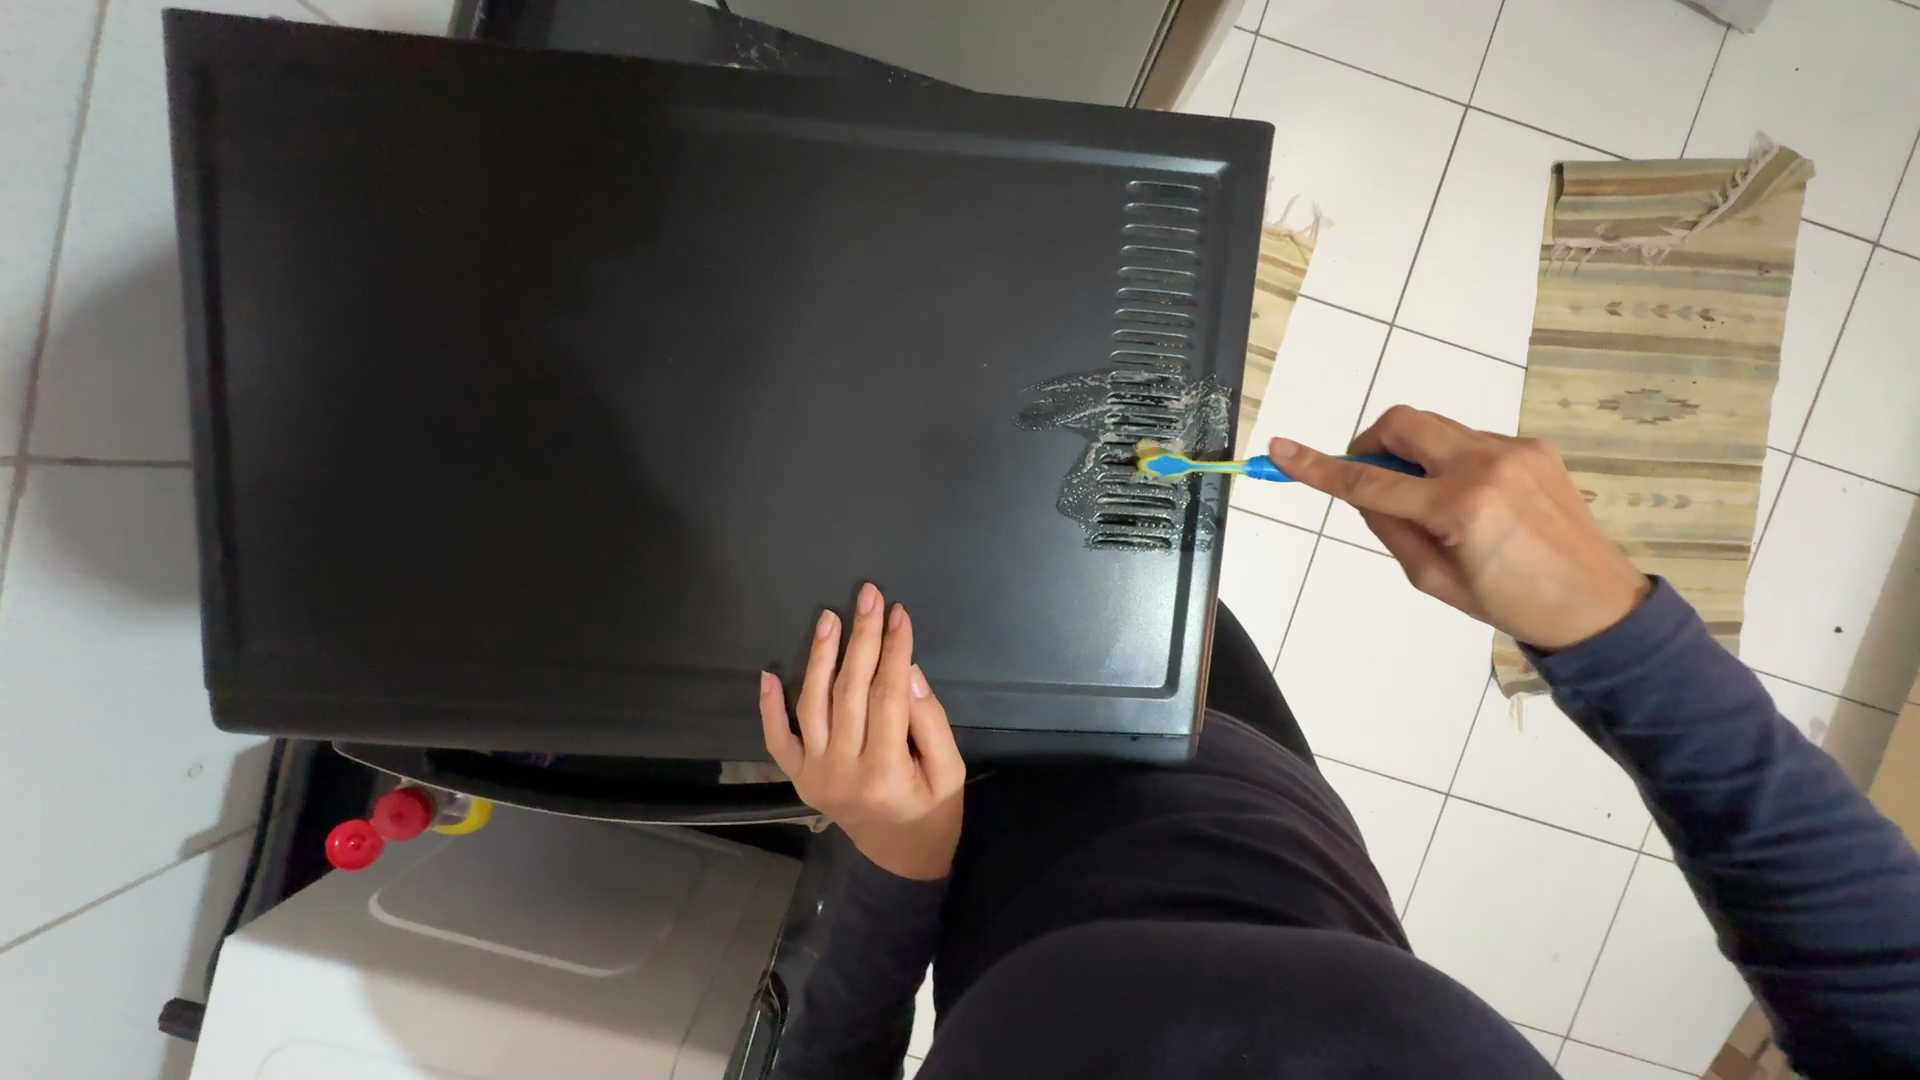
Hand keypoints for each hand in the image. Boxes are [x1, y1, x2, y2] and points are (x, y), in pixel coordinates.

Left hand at [759, 582, 966, 879]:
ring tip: (828, 618)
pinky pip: (777, 738)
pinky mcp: (797, 776)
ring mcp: (813, 773)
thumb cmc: (932, 814)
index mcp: (885, 770)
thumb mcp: (950, 772)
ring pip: (812, 704)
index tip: (899, 613)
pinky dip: (769, 707)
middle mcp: (842, 769)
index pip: (888, 694)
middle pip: (850, 690)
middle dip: (862, 638)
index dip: (895, 649)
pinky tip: (769, 673)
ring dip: (819, 657)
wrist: (899, 861)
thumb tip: (908, 670)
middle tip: (868, 596)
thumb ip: (930, 722)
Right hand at [1270, 406, 1650, 650]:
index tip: (1281, 450)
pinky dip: (1448, 460)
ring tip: (1428, 498)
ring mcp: (1515, 450)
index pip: (1368, 481)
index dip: (1318, 467)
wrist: (1597, 603)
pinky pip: (1468, 439)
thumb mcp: (1430, 577)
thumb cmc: (1506, 602)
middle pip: (1402, 424)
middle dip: (1371, 442)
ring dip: (1412, 454)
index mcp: (1459, 508)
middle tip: (1371, 477)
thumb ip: (1389, 526)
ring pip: (1434, 428)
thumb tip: (1364, 491)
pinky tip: (1470, 497)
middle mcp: (1486, 465)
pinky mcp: (1534, 447)